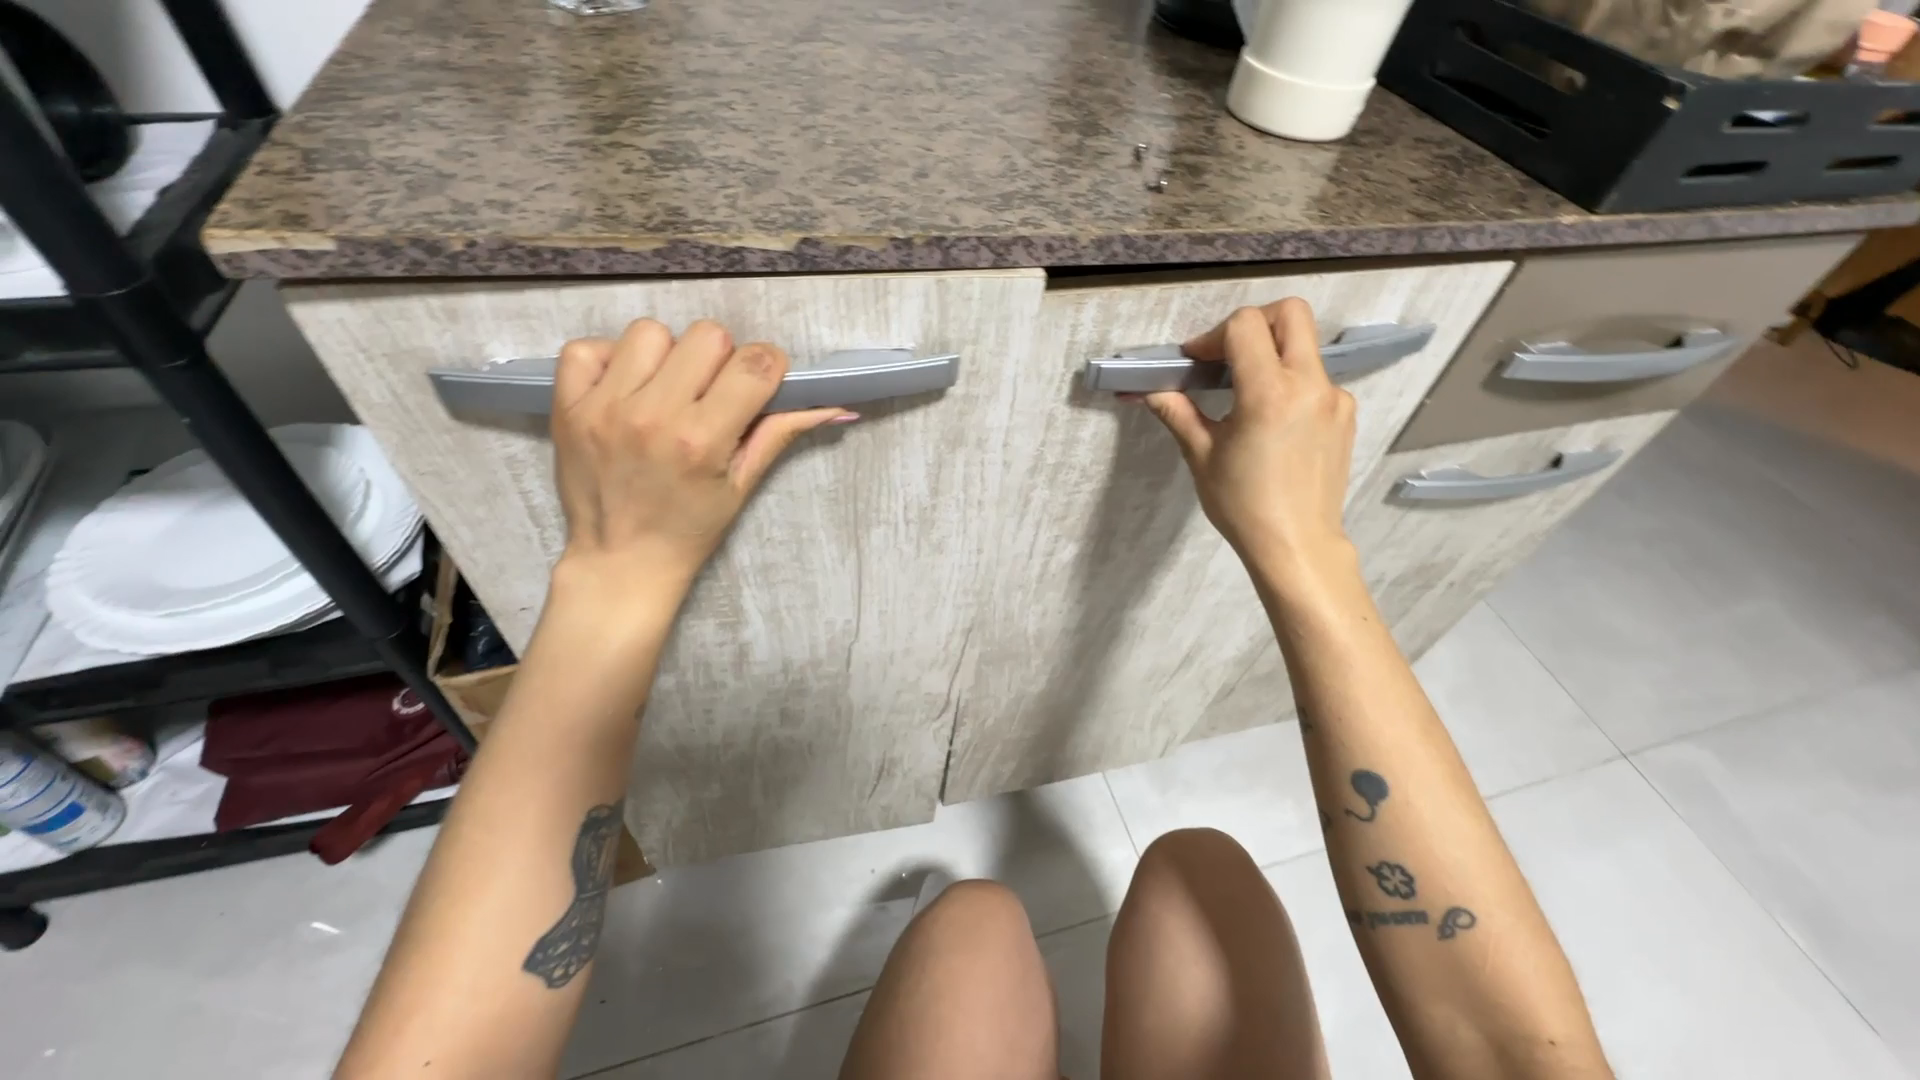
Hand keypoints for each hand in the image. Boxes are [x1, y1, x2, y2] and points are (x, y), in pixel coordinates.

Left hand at [548, 318, 853, 605]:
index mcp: (702, 440)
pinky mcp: (568, 406)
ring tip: (664, 392)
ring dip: (666, 356)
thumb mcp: (742, 485)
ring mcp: (604, 407)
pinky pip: (586, 347)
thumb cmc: (690, 528)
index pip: (755, 363)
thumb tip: (835, 402)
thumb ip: (781, 433)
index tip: (760, 385)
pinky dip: (609, 361)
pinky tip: (623, 390)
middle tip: (709, 394)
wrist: (621, 561)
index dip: (768, 366)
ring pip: (650, 332)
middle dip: (720, 360)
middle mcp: (653, 415)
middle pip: (707, 335)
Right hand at [1139, 299, 1357, 588]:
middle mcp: (1310, 385)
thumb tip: (1149, 389)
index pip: (1246, 326)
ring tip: (1245, 393)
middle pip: (1290, 314)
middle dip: (1255, 322)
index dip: (1213, 335)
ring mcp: (1335, 398)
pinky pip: (1317, 378)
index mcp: (1269, 393)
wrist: (1297, 544)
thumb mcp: (1202, 456)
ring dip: (1273, 354)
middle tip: (1228, 354)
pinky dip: (1291, 383)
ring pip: (1306, 346)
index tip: (1196, 362)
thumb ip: (1178, 411)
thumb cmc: (1243, 505)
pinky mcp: (1346, 414)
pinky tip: (1271, 419)